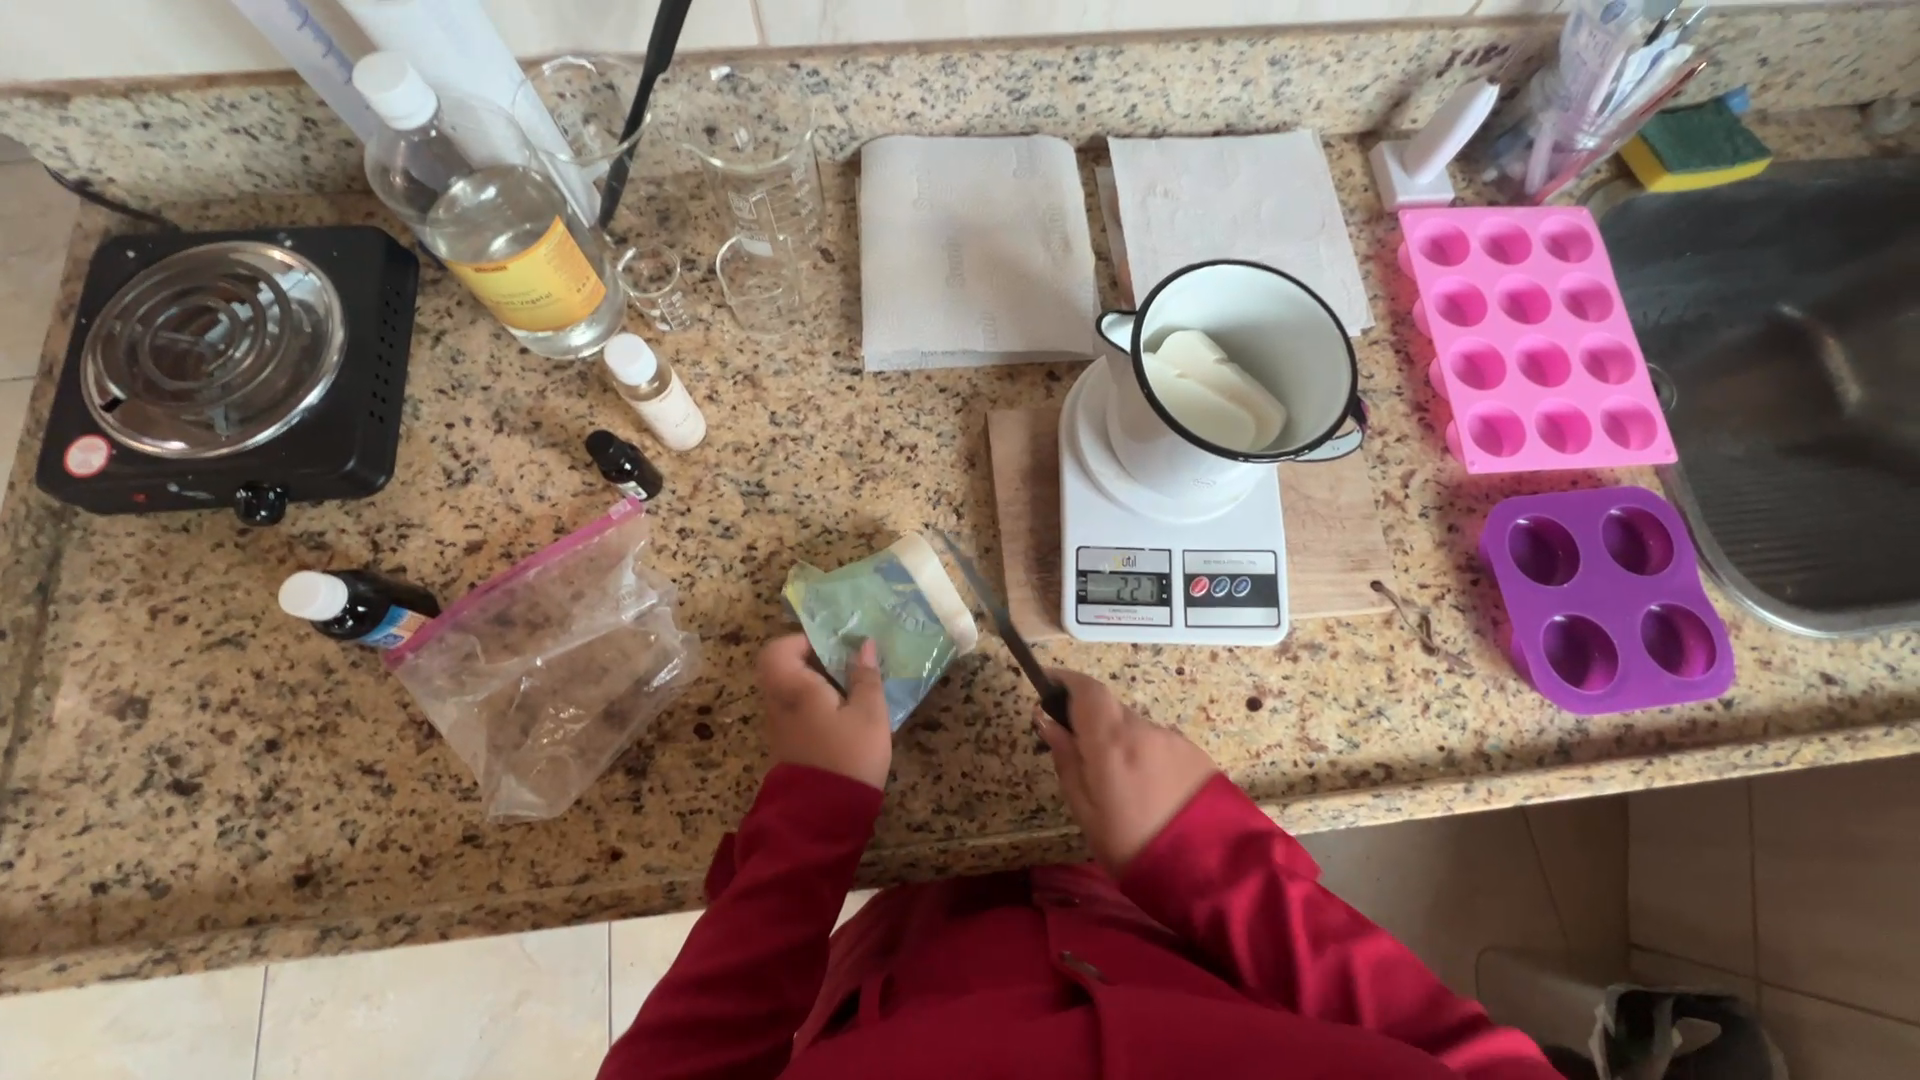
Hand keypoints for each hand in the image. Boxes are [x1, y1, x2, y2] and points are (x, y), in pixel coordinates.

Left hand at [756, 635, 892, 790]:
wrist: (824, 817)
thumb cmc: (849, 757)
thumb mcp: (869, 713)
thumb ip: (865, 676)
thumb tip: (864, 645)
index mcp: (793, 688)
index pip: (777, 648)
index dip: (802, 640)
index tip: (833, 645)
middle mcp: (777, 703)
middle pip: (782, 667)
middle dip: (814, 660)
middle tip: (847, 663)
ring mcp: (778, 726)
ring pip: (789, 689)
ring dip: (816, 682)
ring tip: (852, 687)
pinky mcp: (786, 745)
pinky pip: (795, 710)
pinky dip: (815, 703)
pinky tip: (844, 713)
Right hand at [1035, 669, 1219, 874]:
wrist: (1208, 871)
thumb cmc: (1131, 846)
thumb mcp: (1085, 810)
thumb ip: (1066, 759)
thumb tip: (1048, 722)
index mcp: (1111, 741)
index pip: (1087, 689)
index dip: (1065, 680)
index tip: (1048, 684)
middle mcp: (1144, 729)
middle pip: (1110, 709)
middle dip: (1090, 722)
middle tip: (1081, 756)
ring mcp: (1173, 740)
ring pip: (1135, 728)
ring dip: (1120, 743)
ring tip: (1120, 788)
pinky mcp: (1195, 753)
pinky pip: (1158, 744)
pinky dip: (1144, 756)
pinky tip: (1148, 792)